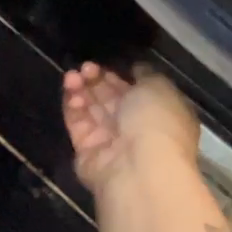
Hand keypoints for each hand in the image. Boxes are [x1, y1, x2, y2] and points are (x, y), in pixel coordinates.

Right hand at [61, 62, 200, 193]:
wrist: (137, 166)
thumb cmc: (156, 122)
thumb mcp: (159, 88)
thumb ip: (146, 75)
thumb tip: (137, 69)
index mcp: (159, 113)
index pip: (136, 91)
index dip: (120, 75)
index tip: (106, 64)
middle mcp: (135, 127)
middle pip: (111, 98)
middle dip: (97, 80)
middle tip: (85, 67)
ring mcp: (110, 139)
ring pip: (91, 108)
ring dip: (81, 89)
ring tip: (72, 77)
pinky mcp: (86, 149)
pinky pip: (77, 123)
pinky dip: (73, 106)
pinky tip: (71, 93)